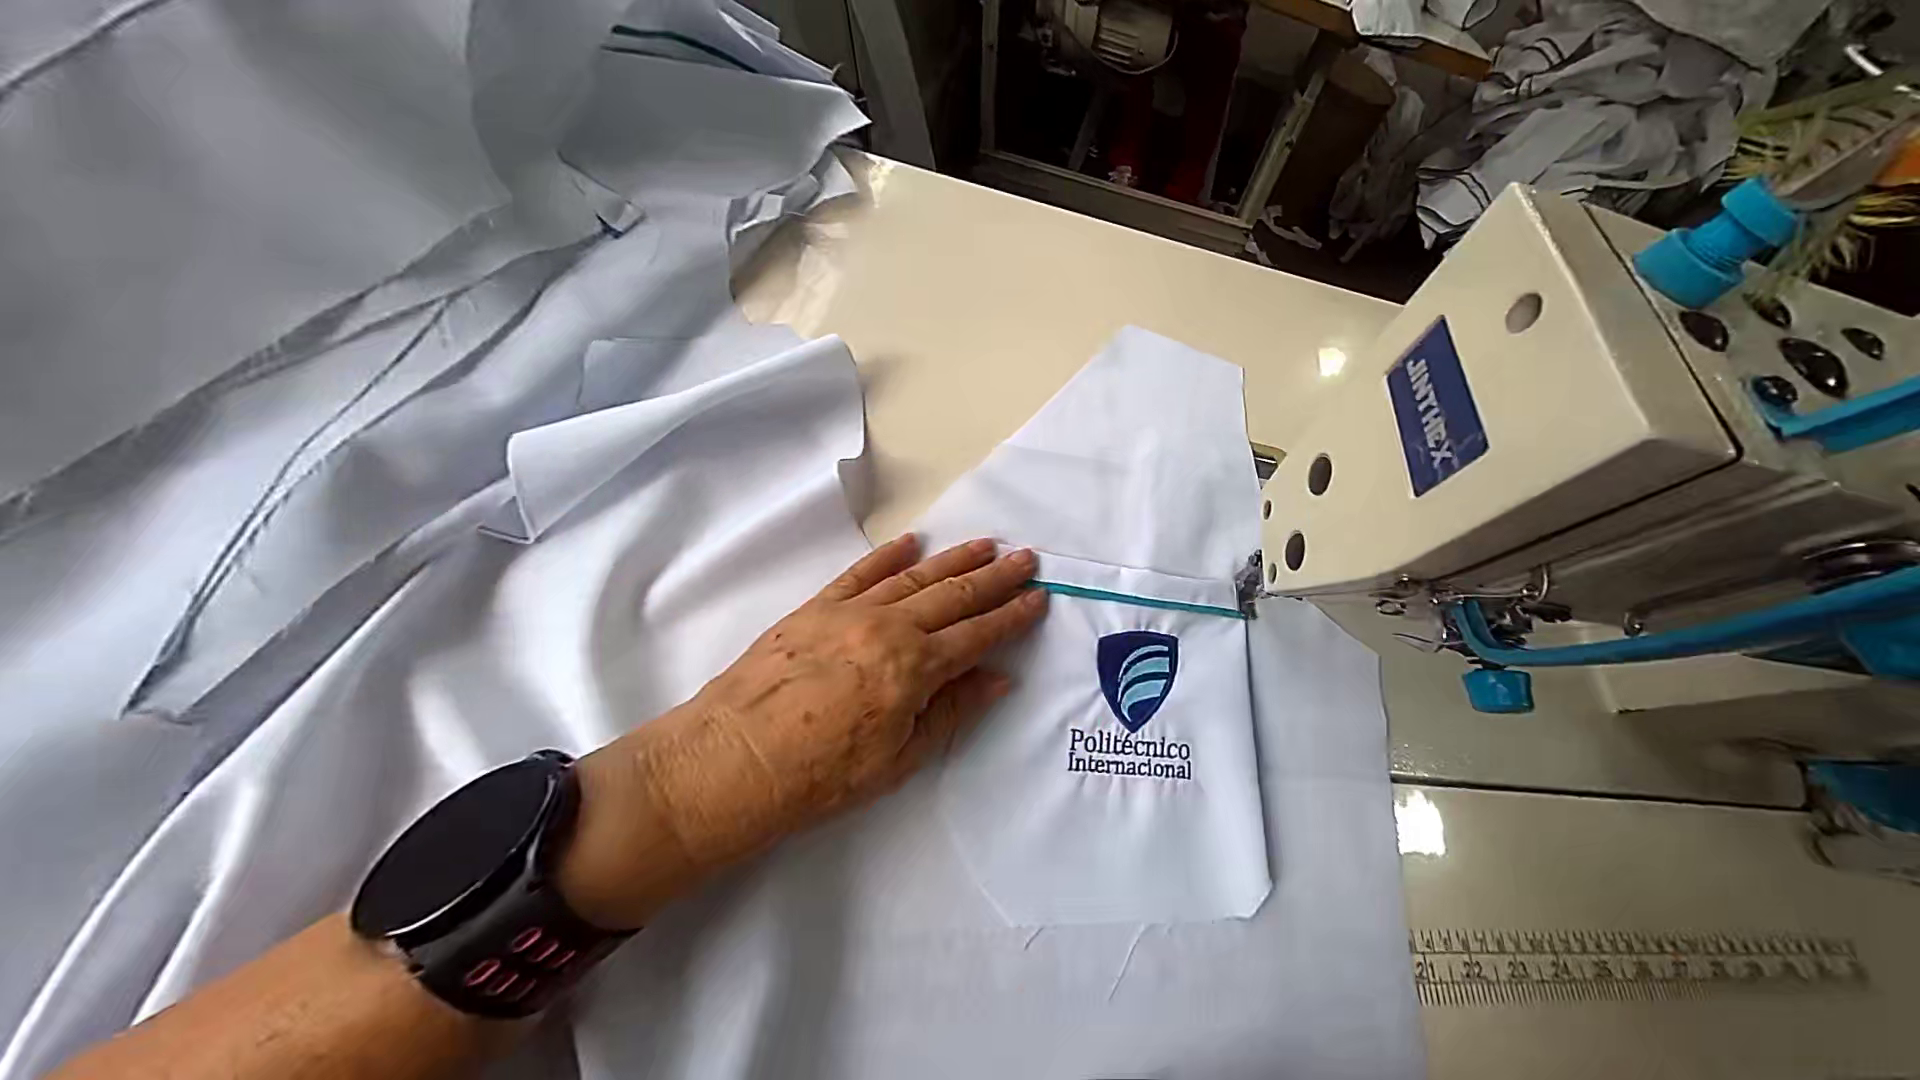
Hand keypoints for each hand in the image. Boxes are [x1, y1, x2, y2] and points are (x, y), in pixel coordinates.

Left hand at [557, 535, 1046, 928]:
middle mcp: (887, 627)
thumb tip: (999, 678)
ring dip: (953, 559)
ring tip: (985, 544)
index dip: (1012, 617)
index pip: (976, 634)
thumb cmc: (820, 776)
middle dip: (995, 577)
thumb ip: (951, 712)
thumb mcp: (899, 759)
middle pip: (953, 596)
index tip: (1038, 598)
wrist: (731, 760)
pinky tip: (911, 543)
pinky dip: (888, 556)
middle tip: (1026, 558)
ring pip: (914, 576)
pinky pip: (860, 572)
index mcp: (913, 668)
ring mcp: (849, 611)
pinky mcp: (815, 606)